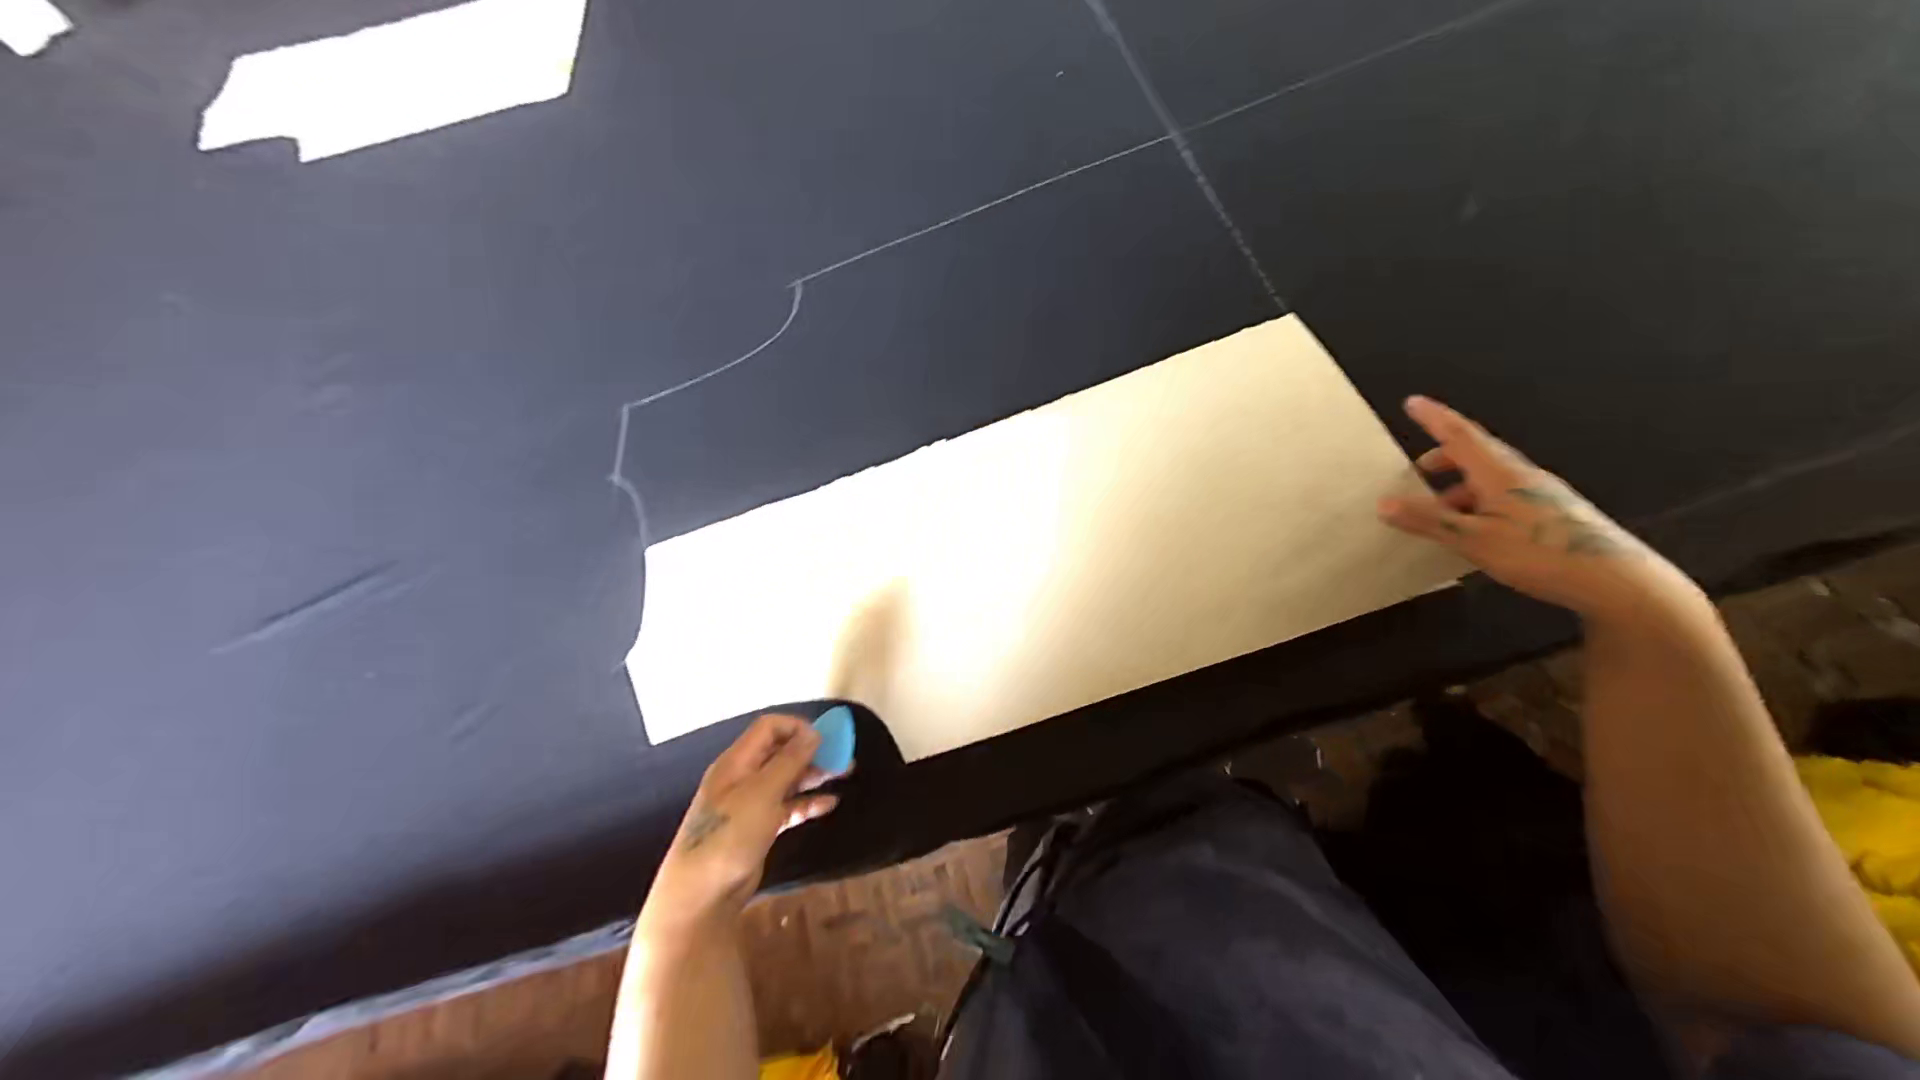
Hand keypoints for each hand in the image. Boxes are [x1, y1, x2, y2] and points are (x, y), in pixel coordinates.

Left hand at [639, 714, 841, 933]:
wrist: (702, 896)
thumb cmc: (730, 835)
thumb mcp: (763, 793)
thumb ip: (789, 761)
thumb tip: (813, 732)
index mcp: (737, 761)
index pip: (769, 728)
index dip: (797, 727)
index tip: (826, 739)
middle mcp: (743, 777)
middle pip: (780, 752)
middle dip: (811, 750)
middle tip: (842, 757)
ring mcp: (750, 804)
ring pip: (786, 779)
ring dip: (813, 774)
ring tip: (843, 773)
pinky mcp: (758, 827)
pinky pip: (787, 806)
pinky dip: (807, 802)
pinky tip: (829, 804)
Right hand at [1377, 396, 1701, 620]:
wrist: (1617, 582)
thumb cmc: (1540, 554)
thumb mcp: (1475, 540)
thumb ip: (1429, 520)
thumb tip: (1383, 503)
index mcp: (1501, 474)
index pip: (1461, 437)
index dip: (1435, 418)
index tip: (1413, 402)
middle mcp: (1522, 477)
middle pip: (1478, 454)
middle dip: (1445, 456)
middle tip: (1418, 468)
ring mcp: (1541, 495)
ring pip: (1490, 478)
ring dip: (1459, 485)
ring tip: (1438, 510)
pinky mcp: (1552, 514)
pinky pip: (1503, 496)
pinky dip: (1477, 502)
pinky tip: (1471, 529)